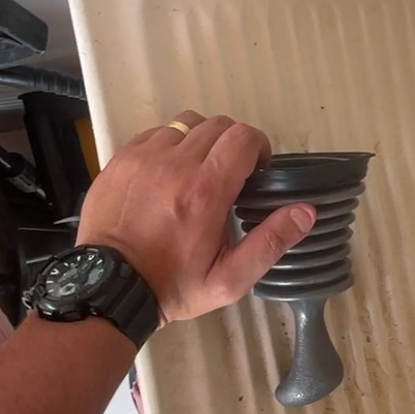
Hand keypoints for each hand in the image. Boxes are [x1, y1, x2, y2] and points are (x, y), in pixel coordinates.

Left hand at [76, 111, 315, 323]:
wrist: (108, 289)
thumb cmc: (173, 286)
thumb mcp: (230, 279)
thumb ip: (270, 242)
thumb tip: (306, 211)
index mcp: (205, 191)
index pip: (244, 138)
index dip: (259, 148)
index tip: (256, 171)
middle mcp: (174, 164)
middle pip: (218, 125)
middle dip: (233, 144)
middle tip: (231, 174)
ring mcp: (143, 158)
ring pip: (186, 124)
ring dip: (201, 141)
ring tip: (198, 171)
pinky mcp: (120, 159)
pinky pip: (155, 133)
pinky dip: (170, 145)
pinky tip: (168, 173)